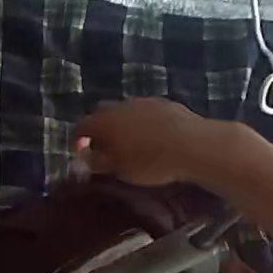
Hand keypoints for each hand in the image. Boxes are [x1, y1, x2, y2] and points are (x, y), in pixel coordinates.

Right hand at [74, 98, 250, 186]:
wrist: (194, 145)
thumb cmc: (150, 162)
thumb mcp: (120, 170)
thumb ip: (97, 162)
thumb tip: (82, 159)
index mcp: (105, 121)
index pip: (82, 126)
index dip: (78, 139)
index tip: (80, 153)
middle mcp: (121, 105)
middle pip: (102, 112)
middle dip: (99, 128)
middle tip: (103, 147)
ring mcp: (145, 101)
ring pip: (125, 109)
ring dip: (121, 123)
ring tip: (128, 143)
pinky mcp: (166, 103)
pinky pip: (146, 111)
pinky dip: (142, 121)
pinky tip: (152, 137)